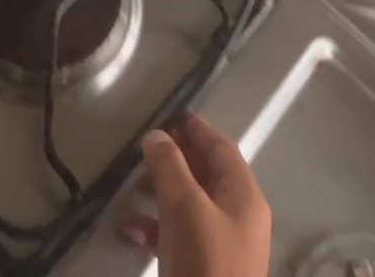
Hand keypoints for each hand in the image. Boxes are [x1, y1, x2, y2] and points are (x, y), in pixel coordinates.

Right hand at [125, 115, 270, 276]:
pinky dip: (155, 227)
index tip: (171, 114)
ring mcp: (221, 248)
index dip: (197, 130)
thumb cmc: (206, 264)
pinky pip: (178, 237)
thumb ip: (171, 167)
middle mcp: (237, 219)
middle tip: (146, 145)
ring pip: (190, 206)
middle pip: (207, 176)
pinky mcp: (202, 272)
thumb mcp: (186, 208)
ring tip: (131, 181)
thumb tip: (156, 135)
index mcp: (244, 198)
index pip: (222, 150)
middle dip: (177, 158)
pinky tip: (130, 227)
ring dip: (161, 191)